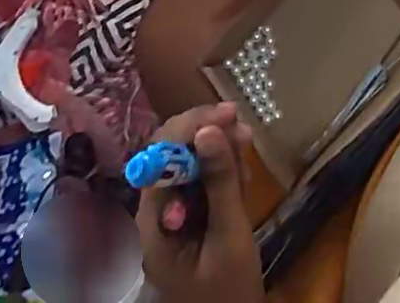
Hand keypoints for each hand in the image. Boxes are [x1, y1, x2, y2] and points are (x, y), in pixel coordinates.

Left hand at [135, 103, 263, 302]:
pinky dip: (222, 167)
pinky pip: (200, 177)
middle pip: (172, 153)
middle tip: (243, 129)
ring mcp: (172, 212)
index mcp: (153, 221)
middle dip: (207, 133)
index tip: (229, 114)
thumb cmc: (228, 292)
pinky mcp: (189, 214)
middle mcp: (155, 211)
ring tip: (247, 149)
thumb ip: (220, 181)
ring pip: (189, 160)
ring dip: (218, 148)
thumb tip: (211, 128)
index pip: (161, 156)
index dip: (191, 127)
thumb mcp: (230, 236)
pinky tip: (242, 174)